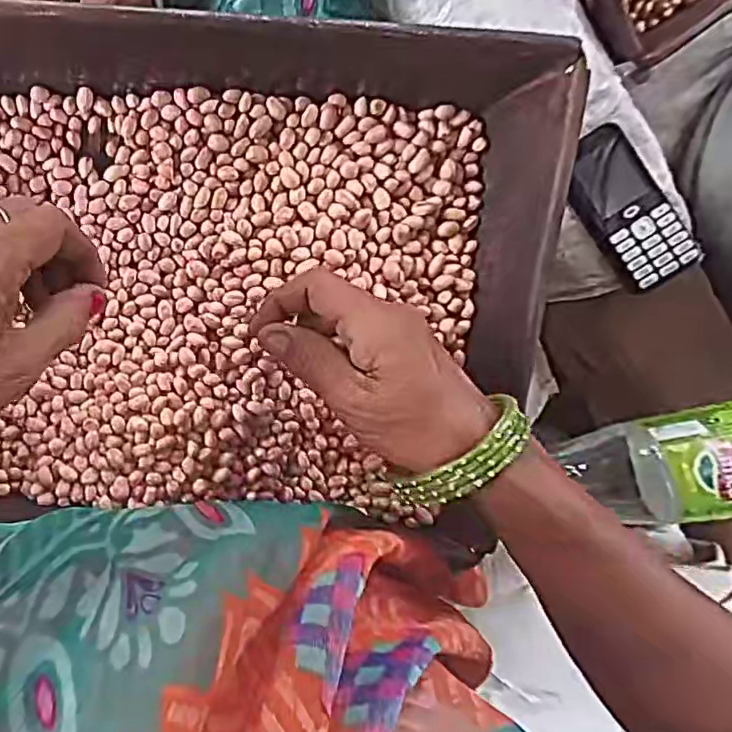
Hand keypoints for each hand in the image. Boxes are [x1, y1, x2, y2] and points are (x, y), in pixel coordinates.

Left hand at [0, 198, 108, 495]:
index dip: (84, 253)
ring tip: (32, 307)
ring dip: (25, 255)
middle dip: (56, 252)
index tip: (91, 286)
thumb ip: (66, 321)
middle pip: (24, 214)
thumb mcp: (17, 366)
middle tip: (67, 297)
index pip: (53, 222)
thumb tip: (90, 298)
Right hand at [248, 270, 498, 472]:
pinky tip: (326, 373)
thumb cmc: (413, 427)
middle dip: (291, 318)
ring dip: (310, 333)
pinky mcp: (404, 342)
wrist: (473, 448)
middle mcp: (389, 312)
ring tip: (295, 368)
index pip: (314, 283)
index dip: (278, 301)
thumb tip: (269, 333)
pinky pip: (357, 330)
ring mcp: (399, 326)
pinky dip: (331, 343)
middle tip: (271, 355)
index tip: (258, 334)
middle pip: (326, 296)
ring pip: (340, 314)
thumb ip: (308, 358)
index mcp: (375, 320)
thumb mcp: (350, 398)